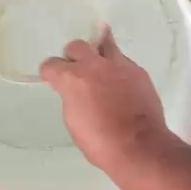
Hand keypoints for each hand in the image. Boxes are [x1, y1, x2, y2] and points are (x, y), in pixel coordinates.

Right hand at [38, 30, 169, 163]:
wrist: (140, 146)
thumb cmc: (101, 141)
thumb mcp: (74, 120)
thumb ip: (72, 96)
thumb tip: (75, 90)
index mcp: (73, 78)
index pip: (51, 64)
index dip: (50, 73)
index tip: (53, 80)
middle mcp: (95, 65)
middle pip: (77, 46)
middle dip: (73, 57)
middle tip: (77, 72)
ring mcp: (119, 65)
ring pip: (104, 44)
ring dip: (98, 55)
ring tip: (100, 68)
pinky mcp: (138, 70)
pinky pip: (122, 61)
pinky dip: (117, 69)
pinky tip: (120, 84)